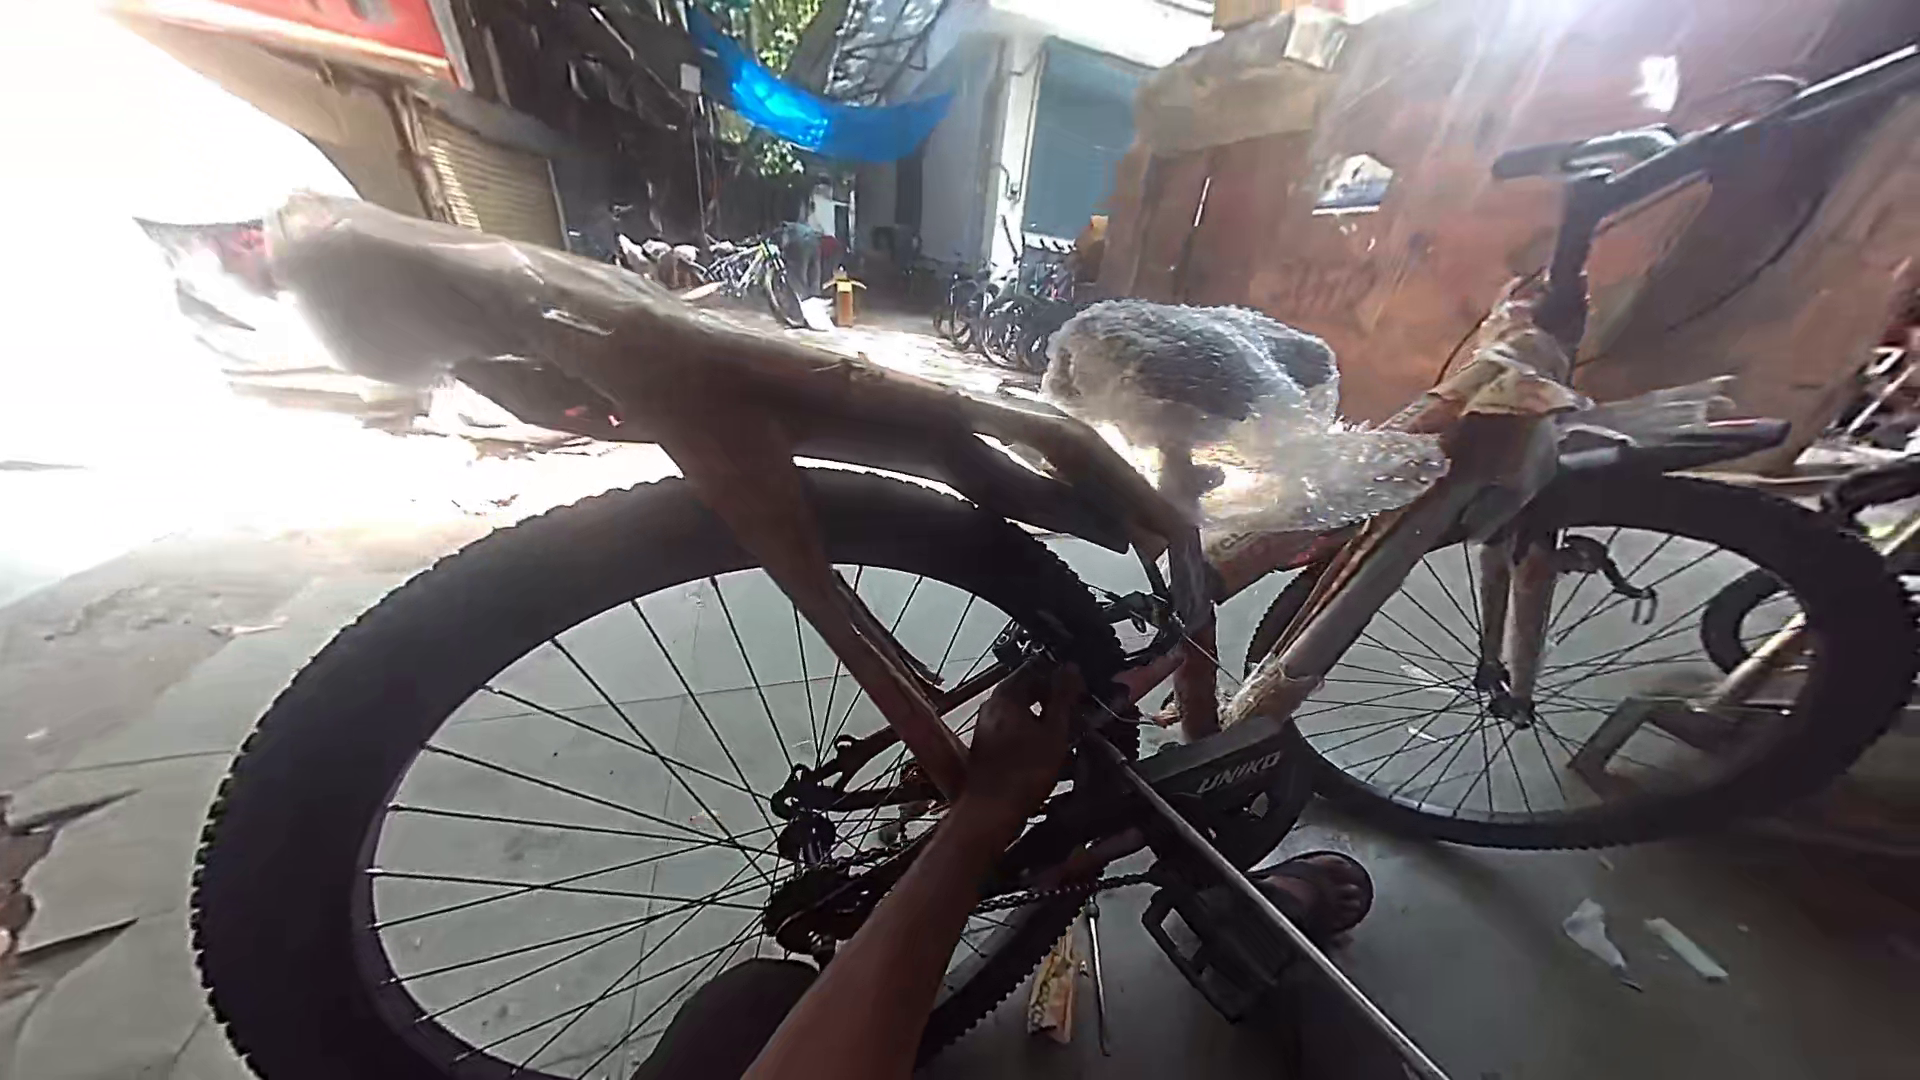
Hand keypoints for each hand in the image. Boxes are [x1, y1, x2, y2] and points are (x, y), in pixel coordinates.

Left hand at [957, 662, 1081, 827]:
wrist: (992, 811)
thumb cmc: (1022, 774)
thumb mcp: (1054, 732)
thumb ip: (1063, 697)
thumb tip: (1071, 668)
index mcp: (1006, 695)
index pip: (1034, 668)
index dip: (1059, 674)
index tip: (1077, 687)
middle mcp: (992, 705)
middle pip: (1026, 688)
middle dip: (1052, 696)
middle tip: (1075, 708)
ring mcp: (987, 724)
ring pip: (1021, 708)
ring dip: (1043, 714)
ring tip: (1065, 729)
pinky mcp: (988, 744)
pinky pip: (1013, 726)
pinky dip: (1031, 729)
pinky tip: (1046, 747)